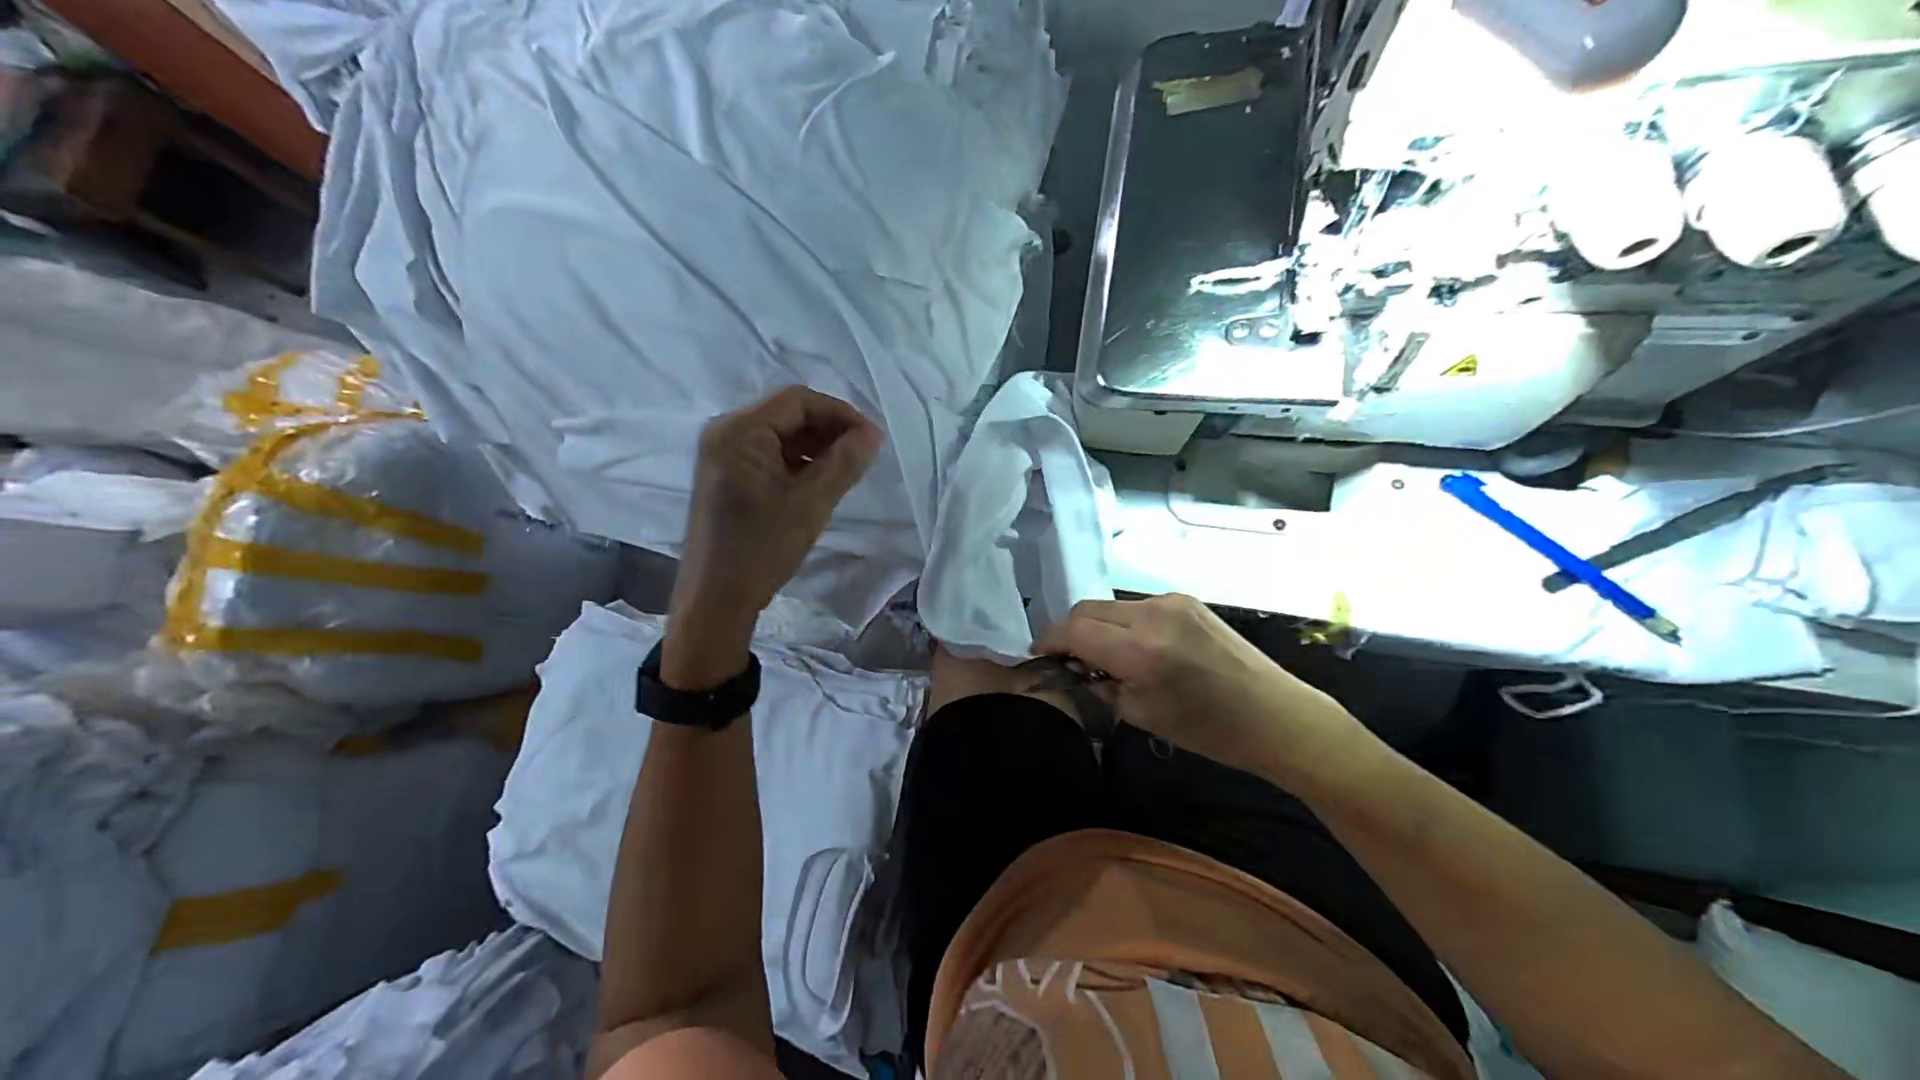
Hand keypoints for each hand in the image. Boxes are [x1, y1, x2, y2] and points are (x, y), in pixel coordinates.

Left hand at [665, 387, 880, 684]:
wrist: (715, 598)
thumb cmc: (761, 548)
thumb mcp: (811, 503)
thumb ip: (844, 462)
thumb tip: (873, 433)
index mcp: (738, 431)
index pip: (798, 401)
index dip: (840, 413)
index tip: (872, 439)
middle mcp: (725, 433)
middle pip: (788, 414)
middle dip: (830, 430)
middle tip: (864, 454)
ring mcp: (723, 455)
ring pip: (781, 435)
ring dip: (816, 446)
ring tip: (848, 469)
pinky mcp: (727, 476)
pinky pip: (769, 455)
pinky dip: (798, 462)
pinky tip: (821, 481)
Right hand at [1035, 594, 1370, 784]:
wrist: (1275, 715)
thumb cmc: (1208, 730)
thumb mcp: (1141, 715)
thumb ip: (1099, 685)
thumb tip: (1074, 668)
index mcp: (1140, 649)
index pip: (1074, 629)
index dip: (1050, 641)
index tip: (1039, 656)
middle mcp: (1152, 614)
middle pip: (1087, 609)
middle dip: (1070, 631)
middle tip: (1069, 660)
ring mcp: (1171, 602)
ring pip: (1110, 606)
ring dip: (1097, 626)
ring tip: (1104, 657)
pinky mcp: (1186, 600)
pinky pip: (1137, 607)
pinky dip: (1123, 623)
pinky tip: (1134, 648)